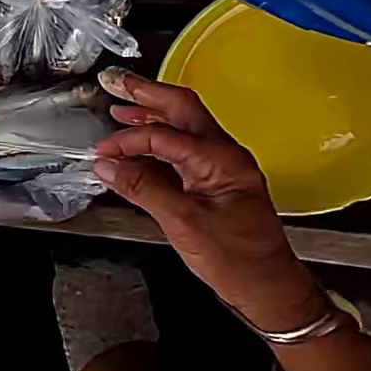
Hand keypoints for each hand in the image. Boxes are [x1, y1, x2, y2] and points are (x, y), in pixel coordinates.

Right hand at [92, 67, 325, 331]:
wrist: (269, 290)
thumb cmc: (234, 259)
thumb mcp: (182, 223)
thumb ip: (142, 188)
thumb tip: (106, 165)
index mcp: (221, 160)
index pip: (164, 136)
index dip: (128, 140)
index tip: (101, 153)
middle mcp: (224, 154)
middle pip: (182, 109)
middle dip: (146, 93)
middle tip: (113, 81)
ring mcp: (221, 165)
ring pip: (183, 124)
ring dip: (150, 112)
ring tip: (119, 105)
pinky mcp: (214, 179)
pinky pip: (182, 147)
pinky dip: (156, 139)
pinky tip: (136, 143)